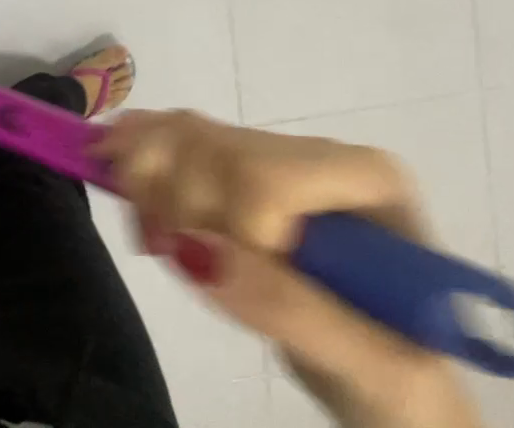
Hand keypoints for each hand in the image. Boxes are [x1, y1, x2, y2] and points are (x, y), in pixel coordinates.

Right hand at [94, 111, 481, 427]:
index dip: (228, 228)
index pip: (265, 175)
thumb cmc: (398, 378)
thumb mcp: (367, 364)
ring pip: (182, 134)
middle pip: (212, 147)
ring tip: (153, 241)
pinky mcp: (236, 169)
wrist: (388, 377)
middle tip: (168, 261)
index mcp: (366, 179)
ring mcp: (273, 156)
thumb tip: (196, 250)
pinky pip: (169, 138)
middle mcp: (316, 152)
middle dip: (174, 204)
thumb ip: (290, 308)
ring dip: (143, 182)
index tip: (231, 285)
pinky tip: (115, 177)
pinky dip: (133, 157)